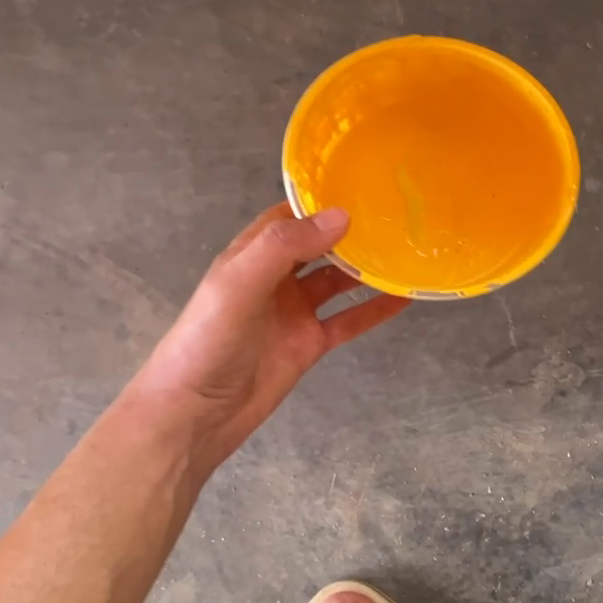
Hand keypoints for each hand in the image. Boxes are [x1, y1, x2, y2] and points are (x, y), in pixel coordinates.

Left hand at [121, 203, 409, 472]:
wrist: (194, 415)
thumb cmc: (208, 342)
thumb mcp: (239, 286)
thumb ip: (285, 248)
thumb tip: (343, 216)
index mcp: (252, 257)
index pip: (291, 217)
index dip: (322, 201)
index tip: (366, 187)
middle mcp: (276, 279)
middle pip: (321, 246)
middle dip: (354, 232)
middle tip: (399, 217)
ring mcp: (295, 312)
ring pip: (341, 281)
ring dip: (370, 269)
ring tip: (409, 253)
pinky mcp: (311, 342)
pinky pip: (351, 319)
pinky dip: (377, 309)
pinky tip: (406, 299)